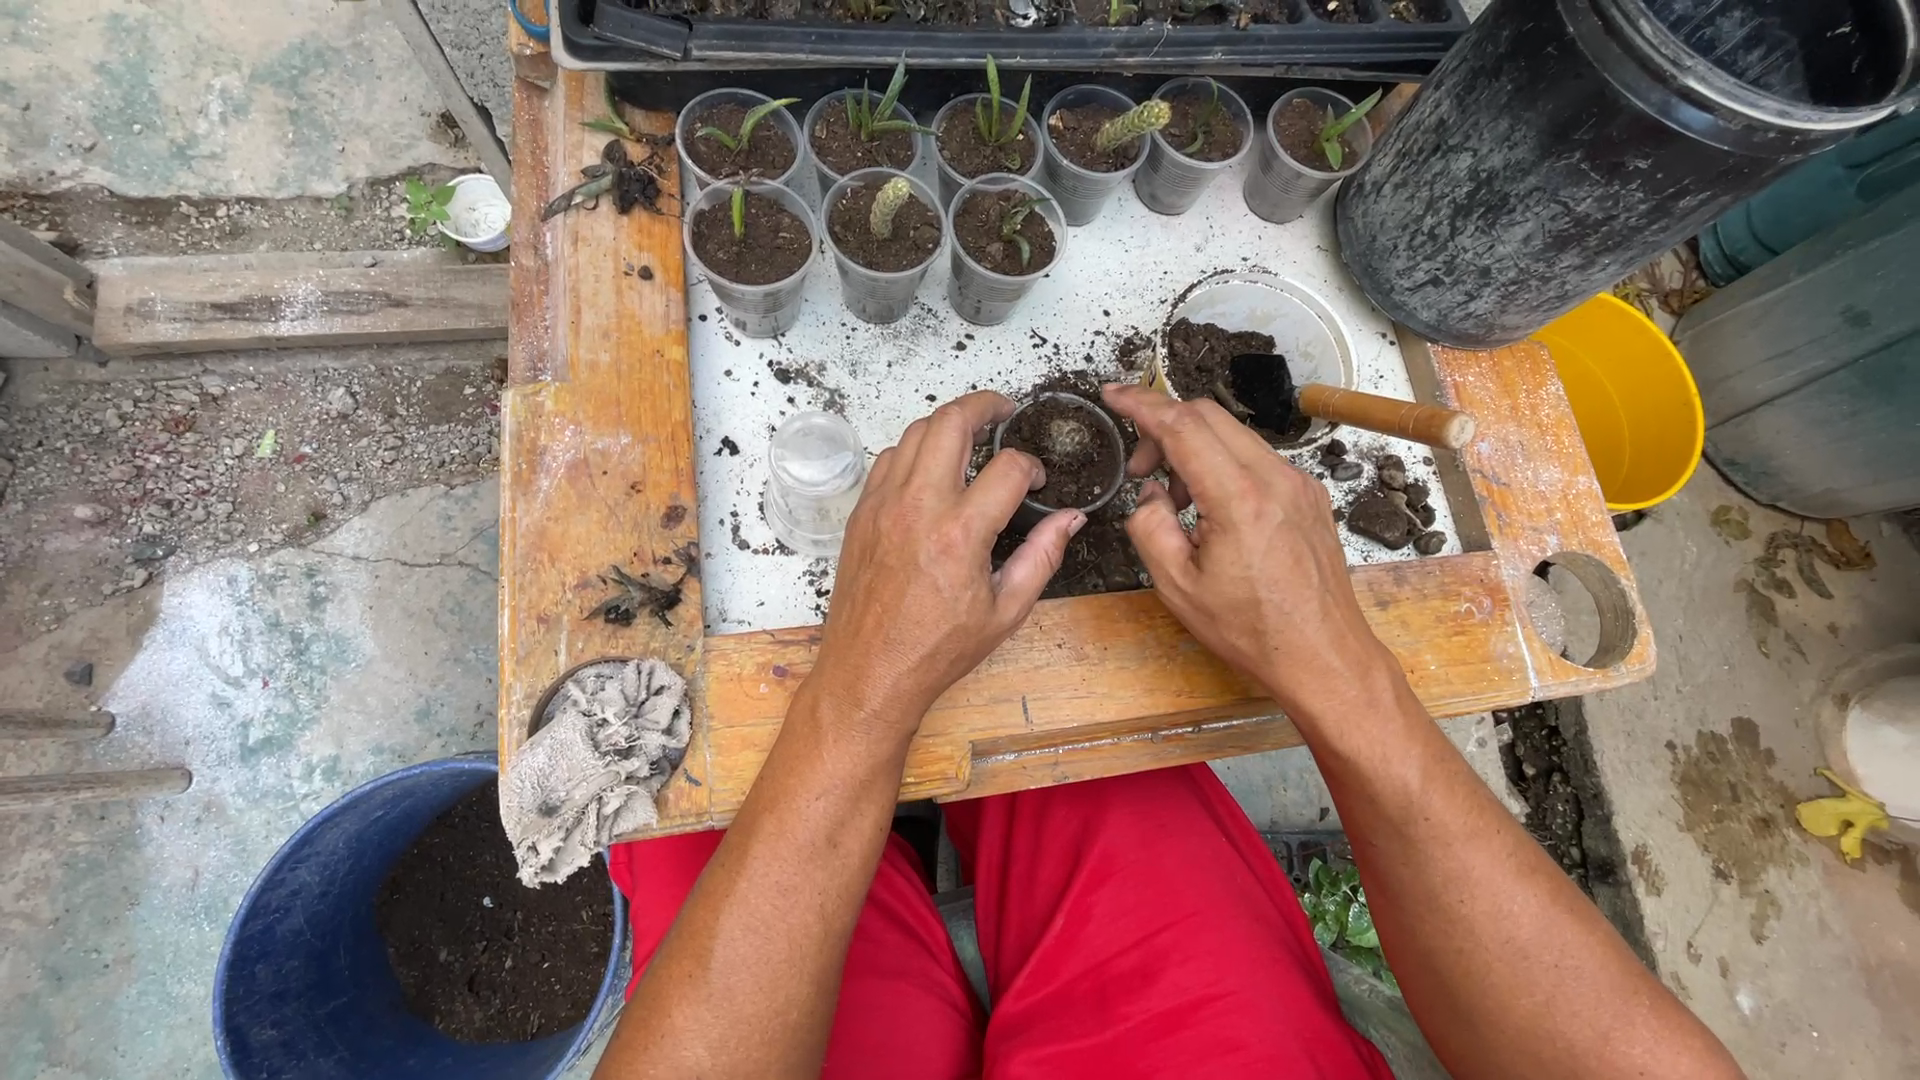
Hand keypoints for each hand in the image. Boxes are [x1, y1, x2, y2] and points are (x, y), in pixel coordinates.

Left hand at [809, 392, 1084, 742]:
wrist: (870, 670)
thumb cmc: (936, 650)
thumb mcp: (1005, 612)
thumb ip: (1042, 556)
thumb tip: (1069, 519)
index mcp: (959, 534)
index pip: (1007, 468)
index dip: (1032, 466)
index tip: (1037, 480)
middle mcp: (917, 507)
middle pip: (950, 422)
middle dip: (984, 405)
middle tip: (1003, 411)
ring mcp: (883, 506)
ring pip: (913, 432)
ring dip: (946, 424)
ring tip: (970, 435)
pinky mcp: (862, 514)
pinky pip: (887, 459)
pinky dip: (913, 450)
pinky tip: (930, 468)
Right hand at [1101, 384, 1393, 719]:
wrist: (1323, 656)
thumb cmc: (1250, 629)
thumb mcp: (1177, 585)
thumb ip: (1149, 526)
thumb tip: (1152, 494)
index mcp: (1239, 499)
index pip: (1183, 426)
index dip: (1142, 404)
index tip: (1113, 394)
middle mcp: (1276, 478)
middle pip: (1209, 416)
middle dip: (1164, 427)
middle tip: (1139, 468)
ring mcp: (1298, 483)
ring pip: (1233, 434)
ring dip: (1193, 448)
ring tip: (1175, 499)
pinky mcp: (1308, 495)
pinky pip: (1255, 457)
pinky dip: (1221, 464)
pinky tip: (1210, 507)